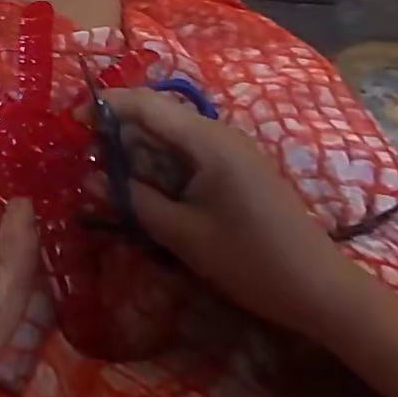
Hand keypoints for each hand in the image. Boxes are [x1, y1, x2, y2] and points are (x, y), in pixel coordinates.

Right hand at [93, 89, 358, 336]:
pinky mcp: (233, 168)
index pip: (144, 103)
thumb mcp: (183, 235)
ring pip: (167, 136)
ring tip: (108, 179)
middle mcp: (216, 134)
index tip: (72, 123)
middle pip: (154, 117)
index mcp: (206, 140)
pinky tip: (144, 190)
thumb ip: (133, 200)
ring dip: (136, 153)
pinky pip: (184, 153)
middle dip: (116, 134)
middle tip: (86, 161)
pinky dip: (158, 166)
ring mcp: (227, 150)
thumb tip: (88, 176)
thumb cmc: (253, 261)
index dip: (105, 106)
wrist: (325, 292)